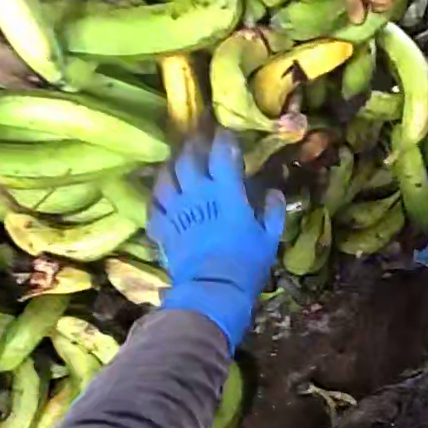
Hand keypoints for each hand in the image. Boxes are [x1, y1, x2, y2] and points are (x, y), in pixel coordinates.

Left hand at [149, 132, 285, 352]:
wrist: (212, 292)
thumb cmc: (246, 265)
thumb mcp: (269, 239)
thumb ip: (272, 212)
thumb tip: (273, 192)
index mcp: (225, 192)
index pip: (221, 153)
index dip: (224, 140)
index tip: (227, 135)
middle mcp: (196, 193)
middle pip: (189, 157)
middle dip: (195, 145)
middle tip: (200, 142)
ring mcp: (176, 210)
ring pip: (166, 176)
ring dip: (172, 165)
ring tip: (178, 163)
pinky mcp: (163, 228)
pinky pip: (153, 204)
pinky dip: (157, 196)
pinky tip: (162, 195)